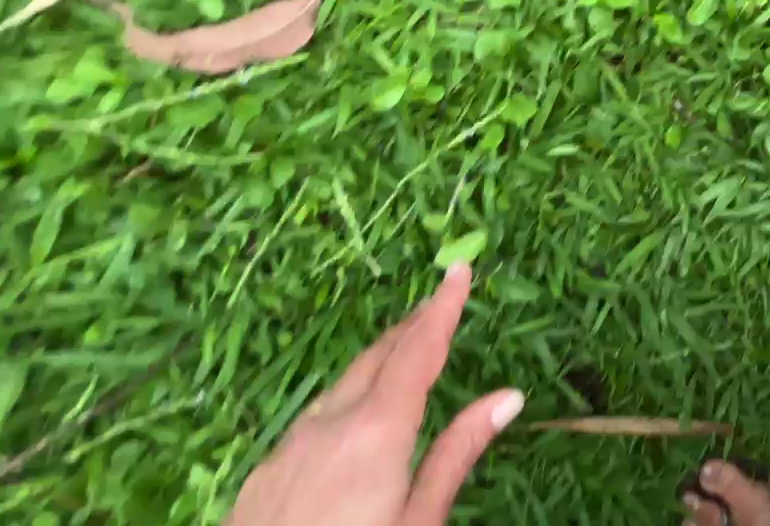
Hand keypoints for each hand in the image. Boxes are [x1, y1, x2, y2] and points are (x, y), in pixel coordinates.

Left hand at [224, 264, 523, 525]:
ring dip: (379, 361)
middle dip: (412, 326)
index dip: (442, 307)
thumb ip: (457, 453)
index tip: (459, 269)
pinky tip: (354, 419)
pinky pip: (314, 420)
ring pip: (342, 386)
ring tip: (406, 353)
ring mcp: (286, 451)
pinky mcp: (260, 479)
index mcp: (376, 430)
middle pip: (377, 358)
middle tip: (441, 302)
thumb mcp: (419, 522)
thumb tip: (510, 396)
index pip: (418, 350)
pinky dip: (347, 399)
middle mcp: (328, 426)